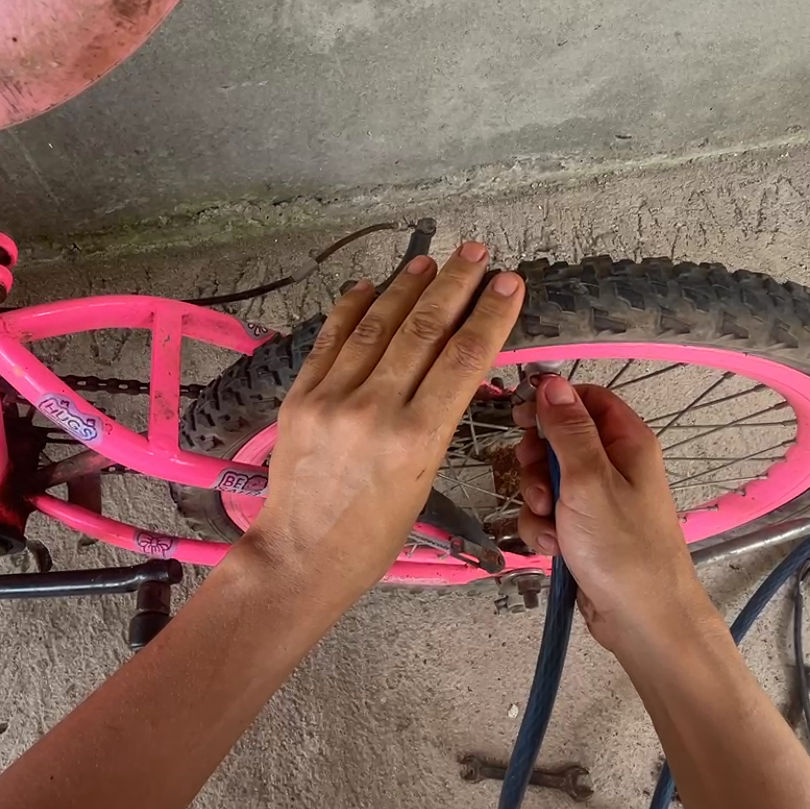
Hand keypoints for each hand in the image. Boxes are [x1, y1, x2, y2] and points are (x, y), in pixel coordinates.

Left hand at [245, 242, 525, 602]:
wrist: (303, 553)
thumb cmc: (373, 535)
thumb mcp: (423, 481)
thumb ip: (434, 420)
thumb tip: (448, 368)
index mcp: (416, 439)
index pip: (463, 359)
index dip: (490, 315)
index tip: (509, 284)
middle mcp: (375, 409)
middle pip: (422, 330)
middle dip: (454, 286)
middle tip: (476, 254)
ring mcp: (332, 398)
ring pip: (376, 326)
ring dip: (406, 288)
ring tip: (430, 262)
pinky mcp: (300, 396)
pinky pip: (330, 340)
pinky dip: (350, 309)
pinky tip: (369, 286)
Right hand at [512, 378, 720, 653]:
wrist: (642, 622)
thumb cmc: (622, 547)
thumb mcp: (588, 479)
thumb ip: (567, 429)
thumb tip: (551, 382)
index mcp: (626, 441)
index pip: (585, 399)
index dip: (552, 403)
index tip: (520, 416)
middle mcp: (612, 465)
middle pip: (558, 439)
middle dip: (537, 462)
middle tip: (538, 480)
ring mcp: (596, 499)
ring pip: (546, 479)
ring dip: (536, 501)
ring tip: (551, 525)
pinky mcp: (581, 530)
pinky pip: (547, 514)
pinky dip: (543, 529)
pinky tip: (554, 548)